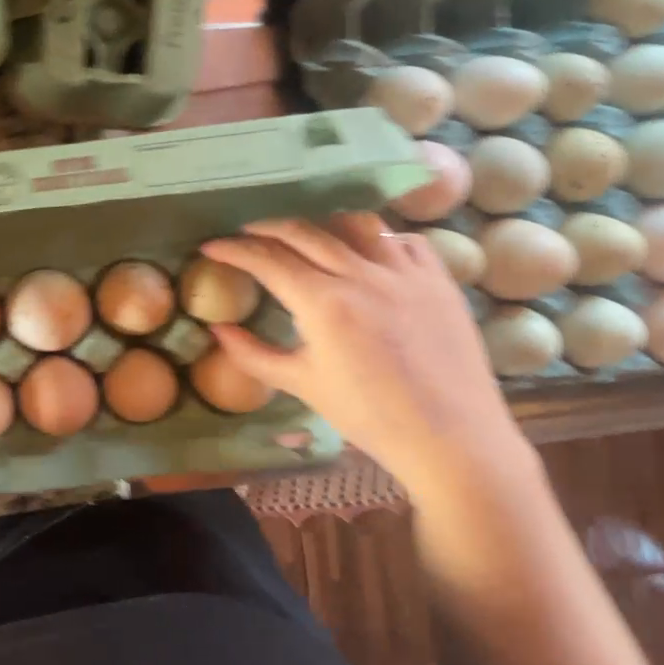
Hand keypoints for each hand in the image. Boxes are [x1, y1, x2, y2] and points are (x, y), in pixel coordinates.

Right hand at [202, 214, 530, 498]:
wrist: (452, 440)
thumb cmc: (369, 417)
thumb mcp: (302, 385)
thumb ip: (252, 354)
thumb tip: (217, 328)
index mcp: (324, 304)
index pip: (267, 259)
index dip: (233, 249)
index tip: (211, 246)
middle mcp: (362, 276)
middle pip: (304, 232)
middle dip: (266, 228)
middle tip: (245, 235)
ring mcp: (405, 274)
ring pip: (355, 224)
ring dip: (322, 224)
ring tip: (307, 236)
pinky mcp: (438, 280)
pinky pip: (402, 240)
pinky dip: (376, 238)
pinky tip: (365, 253)